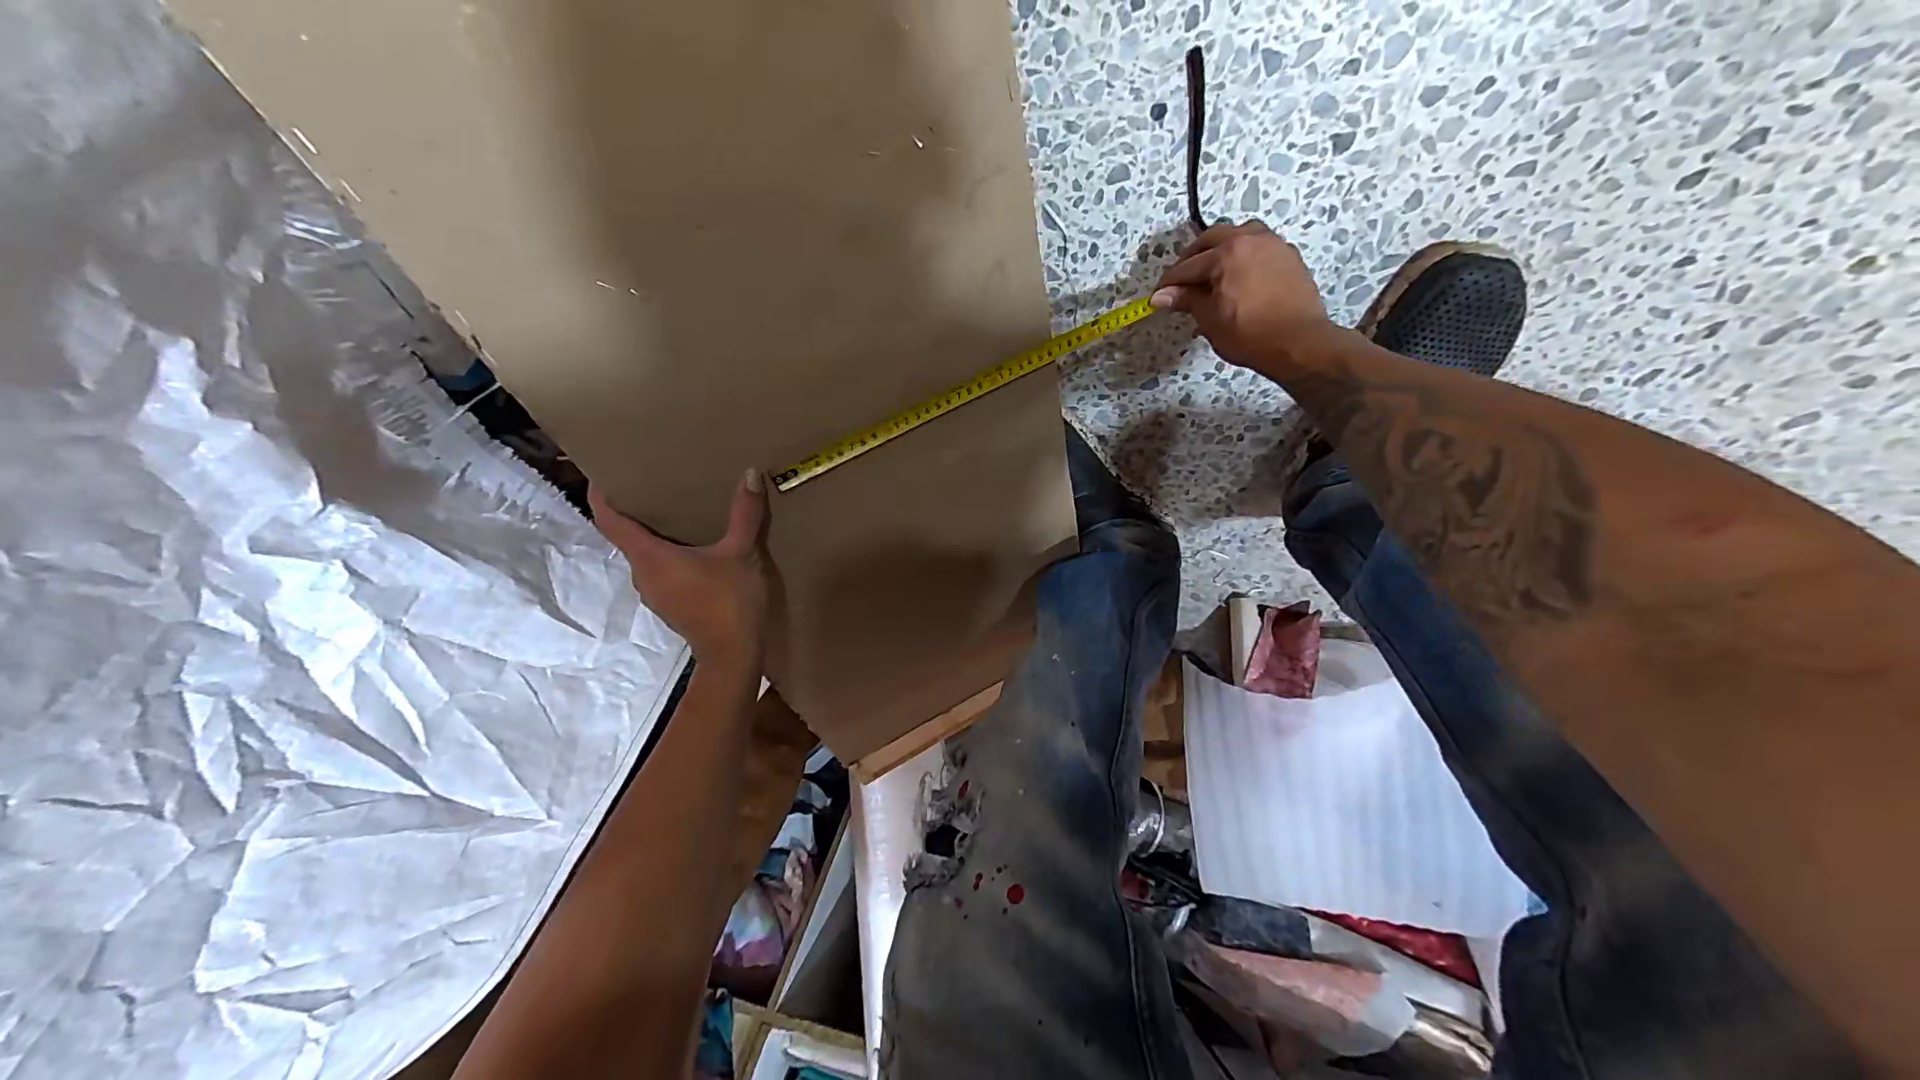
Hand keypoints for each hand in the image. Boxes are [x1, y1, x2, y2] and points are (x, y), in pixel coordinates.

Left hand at [589, 470, 771, 673]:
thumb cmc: (730, 601)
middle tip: (649, 482)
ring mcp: (654, 593)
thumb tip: (750, 474)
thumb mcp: (742, 553)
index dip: (601, 495)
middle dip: (632, 510)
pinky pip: (657, 570)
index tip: (602, 473)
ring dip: (650, 533)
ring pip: (642, 555)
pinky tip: (689, 544)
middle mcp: (642, 574)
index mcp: (650, 557)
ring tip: (671, 509)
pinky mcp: (669, 604)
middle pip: (624, 537)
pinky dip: (664, 552)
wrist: (734, 654)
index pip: (609, 521)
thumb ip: (745, 514)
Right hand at [1151, 221, 1333, 370]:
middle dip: (1193, 257)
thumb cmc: (1248, 333)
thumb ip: (1186, 300)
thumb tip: (1160, 296)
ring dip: (1220, 248)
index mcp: (1226, 253)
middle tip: (1182, 280)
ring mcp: (1273, 244)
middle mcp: (1250, 238)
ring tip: (1212, 272)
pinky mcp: (1289, 256)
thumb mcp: (1210, 319)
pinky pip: (1259, 246)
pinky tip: (1239, 276)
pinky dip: (1243, 255)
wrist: (1298, 343)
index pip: (1188, 266)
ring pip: (1239, 235)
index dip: (1170, 283)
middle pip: (1212, 239)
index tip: (1159, 296)